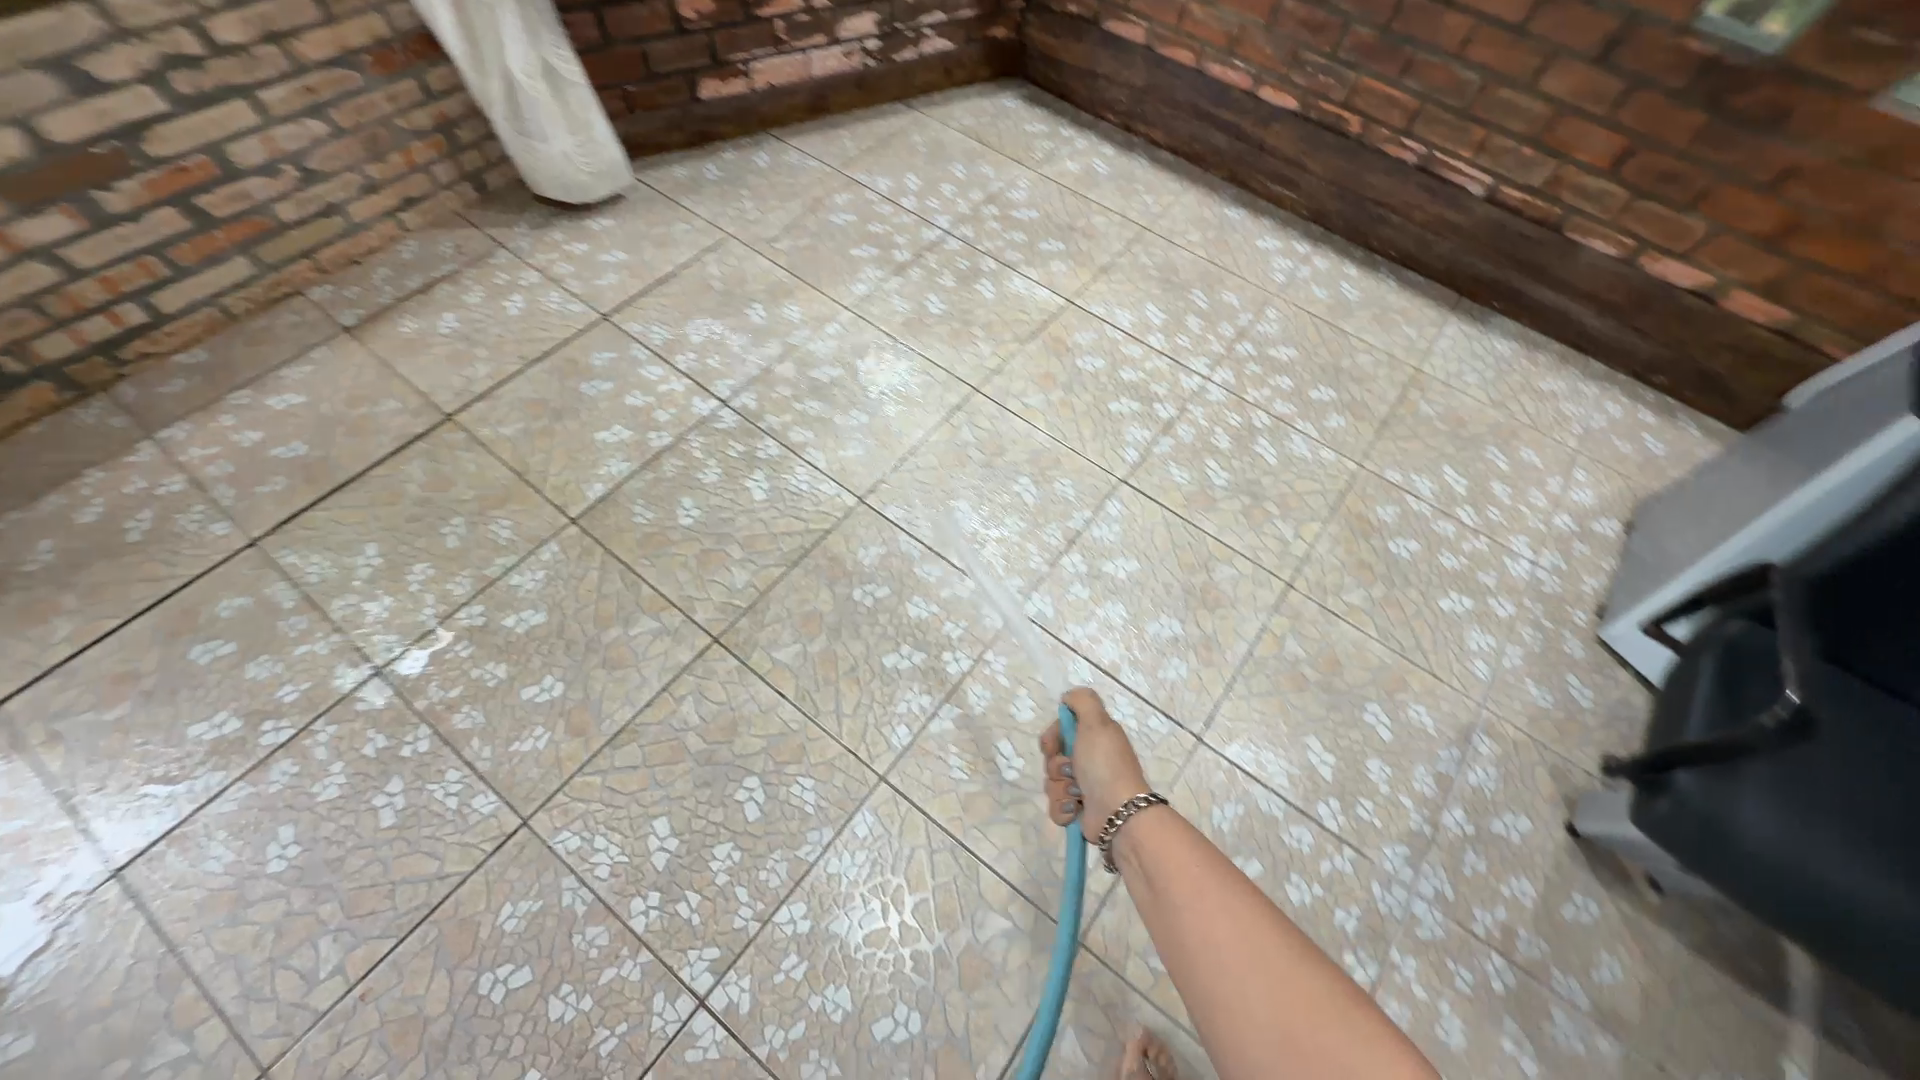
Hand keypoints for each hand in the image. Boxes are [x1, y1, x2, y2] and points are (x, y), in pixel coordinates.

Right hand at [1040, 687, 1149, 832]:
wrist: (1118, 812)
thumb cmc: (1105, 765)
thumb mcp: (1097, 722)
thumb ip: (1082, 701)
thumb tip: (1067, 698)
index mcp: (1094, 739)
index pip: (1060, 732)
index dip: (1053, 737)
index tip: (1054, 745)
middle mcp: (1089, 761)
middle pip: (1052, 759)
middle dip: (1056, 766)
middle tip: (1071, 771)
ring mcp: (1083, 788)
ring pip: (1051, 784)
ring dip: (1060, 789)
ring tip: (1078, 795)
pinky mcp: (1078, 811)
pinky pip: (1056, 807)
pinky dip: (1064, 809)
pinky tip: (1077, 809)